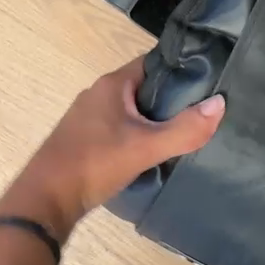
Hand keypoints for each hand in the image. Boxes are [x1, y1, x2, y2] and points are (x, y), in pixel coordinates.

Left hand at [0, 57, 224, 238]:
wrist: (44, 202)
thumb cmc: (93, 164)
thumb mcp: (144, 148)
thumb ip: (183, 129)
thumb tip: (220, 103)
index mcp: (111, 85)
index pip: (153, 63)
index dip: (180, 68)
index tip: (208, 79)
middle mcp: (98, 94)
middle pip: (143, 86)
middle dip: (170, 97)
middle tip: (201, 110)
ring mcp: (87, 117)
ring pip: (130, 109)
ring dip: (152, 118)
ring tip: (183, 131)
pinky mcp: (83, 139)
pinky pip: (118, 127)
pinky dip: (137, 134)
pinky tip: (151, 151)